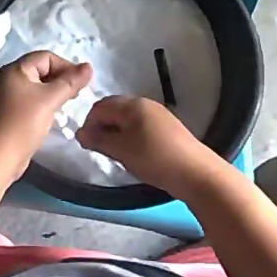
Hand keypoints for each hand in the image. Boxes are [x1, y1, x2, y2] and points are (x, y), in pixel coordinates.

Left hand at [0, 51, 92, 163]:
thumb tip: (89, 67)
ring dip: (54, 92)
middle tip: (77, 94)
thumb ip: (70, 82)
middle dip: (61, 79)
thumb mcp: (49, 100)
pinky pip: (30, 101)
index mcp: (14, 70)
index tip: (81, 82)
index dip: (66, 66)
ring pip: (36, 87)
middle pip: (40, 70)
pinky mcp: (8, 113)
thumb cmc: (23, 124)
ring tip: (68, 104)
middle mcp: (7, 79)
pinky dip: (44, 104)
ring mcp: (6, 96)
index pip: (45, 57)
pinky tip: (53, 115)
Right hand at [77, 96, 225, 197]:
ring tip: (116, 154)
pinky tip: (135, 154)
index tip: (87, 145)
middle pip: (113, 110)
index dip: (89, 124)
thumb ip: (97, 140)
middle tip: (99, 149)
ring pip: (127, 119)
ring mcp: (158, 115)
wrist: (196, 173)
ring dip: (116, 133)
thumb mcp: (120, 150)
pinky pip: (140, 126)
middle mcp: (145, 103)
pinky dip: (131, 137)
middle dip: (102, 127)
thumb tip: (79, 133)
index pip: (99, 107)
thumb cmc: (153, 158)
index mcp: (131, 104)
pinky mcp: (168, 128)